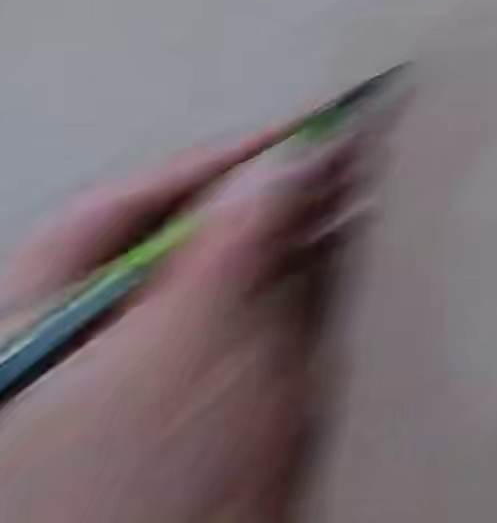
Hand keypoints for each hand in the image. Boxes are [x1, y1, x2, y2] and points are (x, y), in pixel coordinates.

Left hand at [0, 124, 352, 522]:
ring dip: (302, 208)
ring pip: (235, 251)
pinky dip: (318, 247)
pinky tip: (361, 223)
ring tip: (366, 170)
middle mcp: (95, 325)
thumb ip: (236, 240)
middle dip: (267, 181)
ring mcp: (167, 345)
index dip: (211, 162)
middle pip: (182, 228)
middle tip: (347, 141)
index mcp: (35, 323)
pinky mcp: (228, 358)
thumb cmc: (157, 462)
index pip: (114, 213)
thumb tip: (293, 153)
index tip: (303, 129)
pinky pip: (273, 282)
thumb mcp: (191, 340)